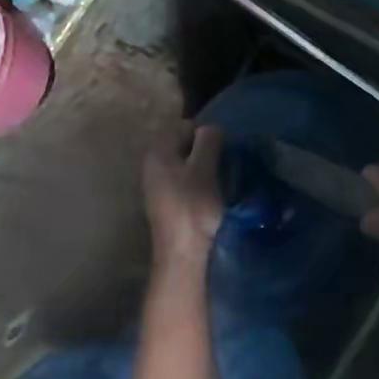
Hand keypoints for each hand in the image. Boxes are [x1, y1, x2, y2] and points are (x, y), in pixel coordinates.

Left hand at [143, 122, 224, 267]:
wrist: (182, 251)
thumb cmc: (194, 206)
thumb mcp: (204, 169)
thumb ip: (208, 142)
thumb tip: (211, 128)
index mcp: (158, 152)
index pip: (185, 126)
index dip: (207, 134)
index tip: (224, 150)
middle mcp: (153, 164)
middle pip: (185, 145)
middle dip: (206, 150)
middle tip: (226, 163)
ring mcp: (158, 184)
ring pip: (187, 163)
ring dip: (205, 167)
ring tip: (222, 179)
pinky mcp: (167, 201)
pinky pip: (185, 180)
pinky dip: (199, 182)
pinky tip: (211, 194)